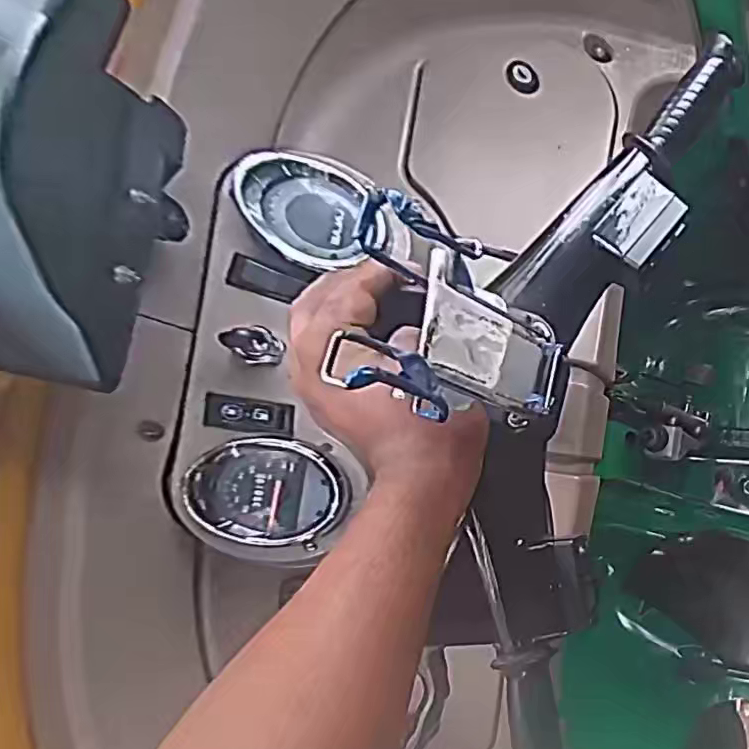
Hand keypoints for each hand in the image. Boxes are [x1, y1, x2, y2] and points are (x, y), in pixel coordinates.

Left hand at [285, 261, 486, 500]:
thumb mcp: (439, 369)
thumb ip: (420, 333)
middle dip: (352, 284)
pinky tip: (371, 337)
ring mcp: (314, 386)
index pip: (348, 289)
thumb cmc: (430, 436)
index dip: (381, 273)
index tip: (402, 267)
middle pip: (317, 301)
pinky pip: (322, 352)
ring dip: (344, 308)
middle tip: (385, 278)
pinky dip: (343, 336)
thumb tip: (409, 325)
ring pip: (314, 326)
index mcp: (329, 348)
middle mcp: (309, 364)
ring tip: (377, 301)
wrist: (424, 481)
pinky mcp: (328, 403)